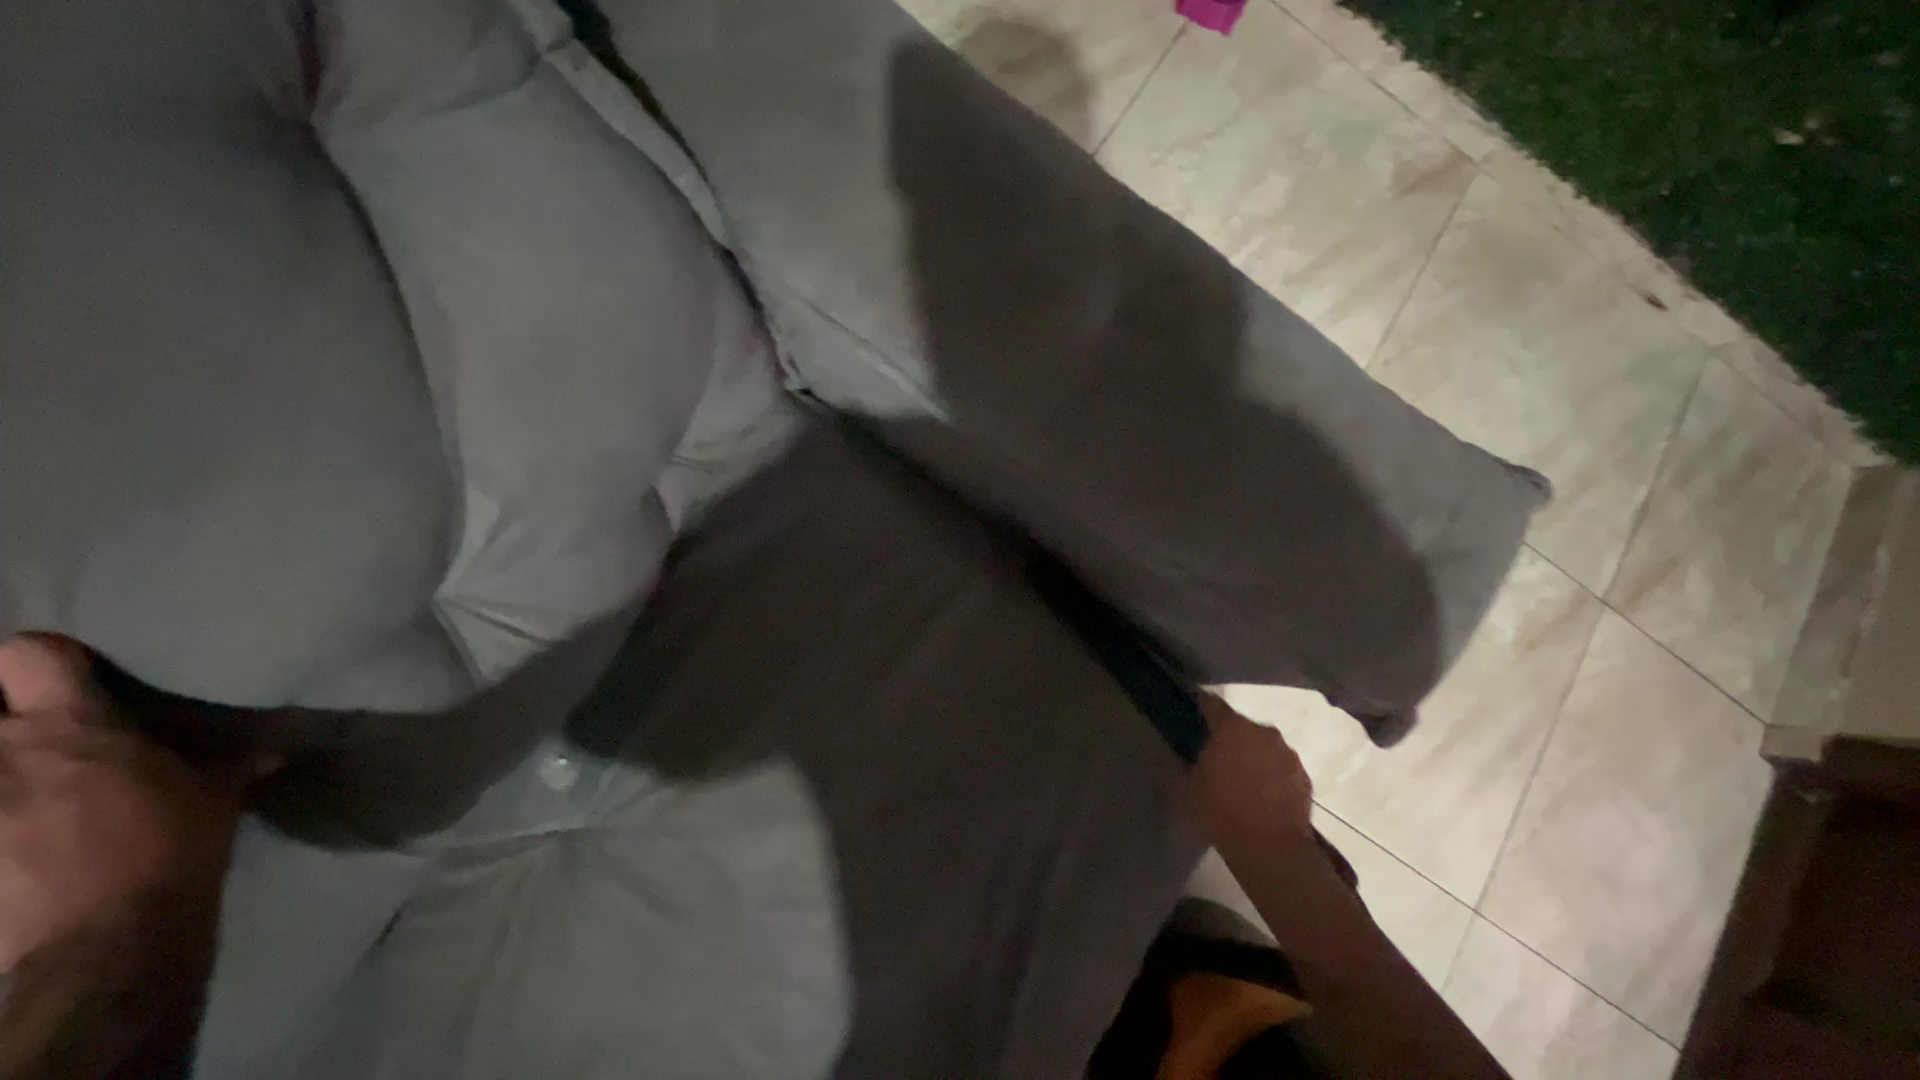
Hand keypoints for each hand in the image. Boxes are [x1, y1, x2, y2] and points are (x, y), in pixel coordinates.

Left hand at [0, 635, 246, 973]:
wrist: (102, 944)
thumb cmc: (169, 851)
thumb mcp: (215, 801)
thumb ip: (230, 767)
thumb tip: (275, 751)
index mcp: (70, 728)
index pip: (28, 653)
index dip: (48, 661)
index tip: (73, 680)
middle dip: (11, 716)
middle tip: (43, 739)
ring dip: (5, 776)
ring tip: (31, 798)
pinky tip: (19, 849)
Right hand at [1174, 692, 1315, 856]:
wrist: (1272, 850)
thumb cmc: (1221, 812)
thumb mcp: (1183, 790)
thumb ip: (1174, 764)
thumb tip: (1171, 752)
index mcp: (1231, 727)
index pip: (1210, 702)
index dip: (1197, 706)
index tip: (1187, 715)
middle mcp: (1262, 731)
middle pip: (1238, 724)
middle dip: (1225, 736)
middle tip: (1212, 757)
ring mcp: (1287, 753)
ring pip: (1261, 744)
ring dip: (1249, 754)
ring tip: (1239, 779)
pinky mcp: (1304, 776)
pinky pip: (1280, 766)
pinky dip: (1270, 773)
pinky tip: (1260, 795)